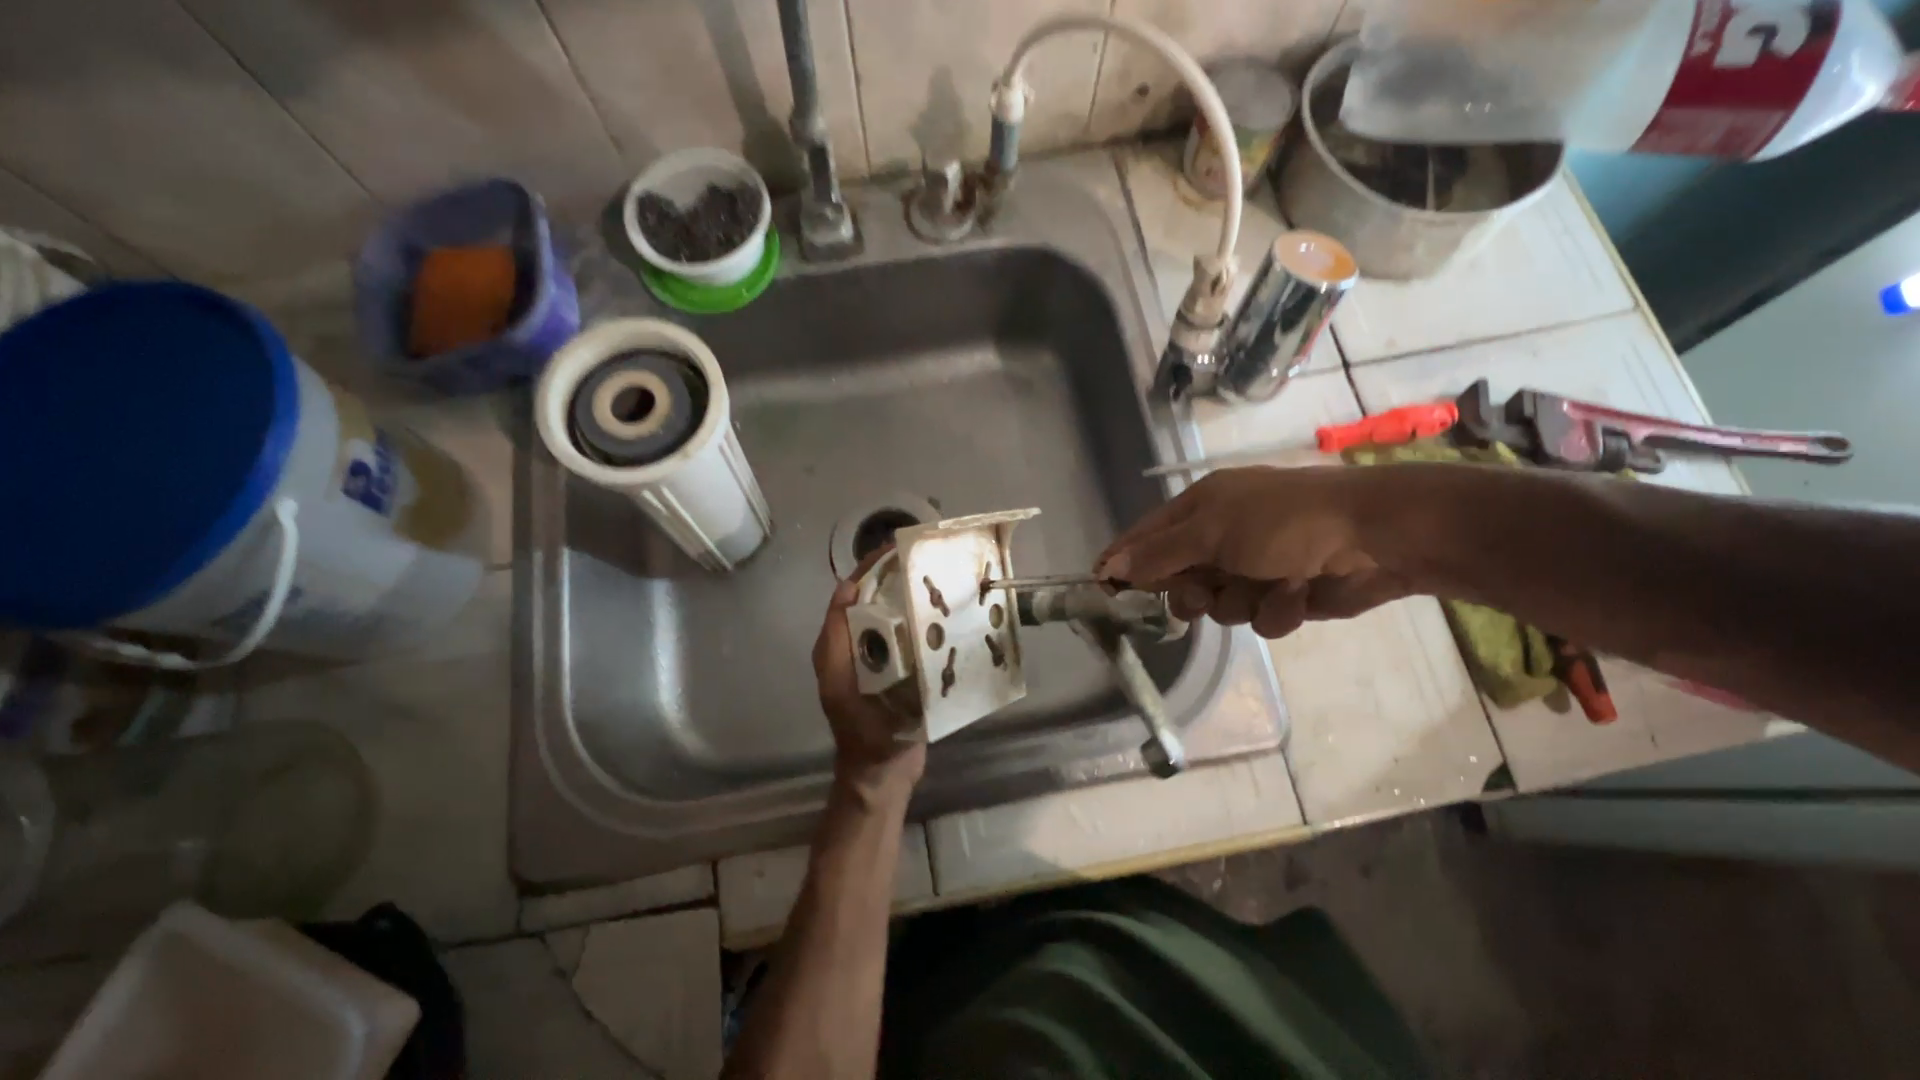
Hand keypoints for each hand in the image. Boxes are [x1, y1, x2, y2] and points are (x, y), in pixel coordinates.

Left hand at [812, 548, 926, 794]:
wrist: (884, 772)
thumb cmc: (861, 729)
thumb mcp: (839, 684)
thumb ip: (836, 639)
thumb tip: (848, 588)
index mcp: (840, 645)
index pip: (852, 594)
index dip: (870, 567)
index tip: (897, 547)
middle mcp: (861, 647)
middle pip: (879, 601)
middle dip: (899, 577)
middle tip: (929, 558)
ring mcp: (886, 661)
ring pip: (899, 618)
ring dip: (917, 599)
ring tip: (943, 579)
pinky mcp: (907, 674)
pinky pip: (916, 640)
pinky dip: (929, 625)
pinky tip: (951, 617)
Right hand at [1095, 466, 1413, 638]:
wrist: (1373, 537)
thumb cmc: (1284, 522)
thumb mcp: (1212, 531)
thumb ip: (1158, 553)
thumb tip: (1108, 566)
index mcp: (1201, 509)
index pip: (1145, 538)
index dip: (1123, 563)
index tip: (1102, 590)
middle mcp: (1222, 538)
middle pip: (1178, 582)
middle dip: (1193, 593)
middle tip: (1206, 591)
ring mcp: (1254, 568)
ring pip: (1219, 607)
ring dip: (1243, 602)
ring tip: (1271, 583)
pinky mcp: (1284, 595)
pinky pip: (1259, 619)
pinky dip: (1278, 610)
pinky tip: (1299, 593)